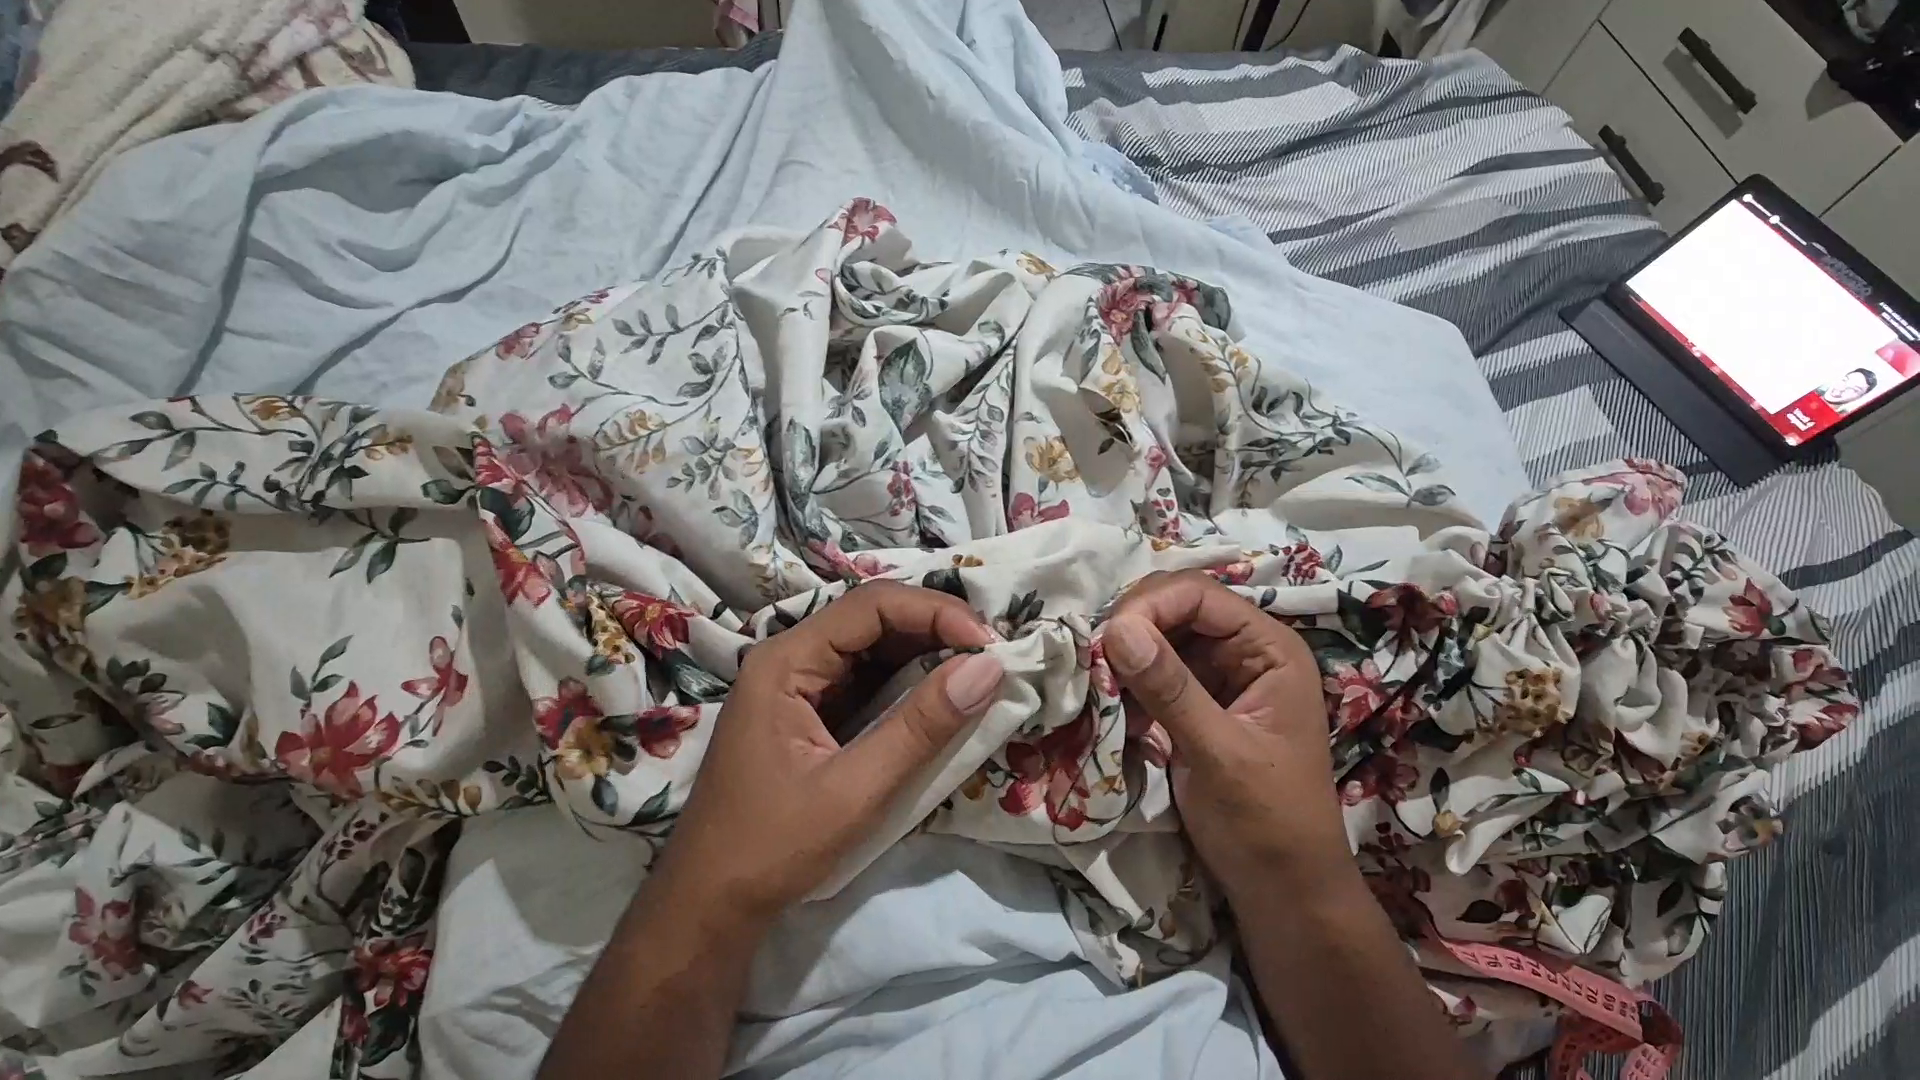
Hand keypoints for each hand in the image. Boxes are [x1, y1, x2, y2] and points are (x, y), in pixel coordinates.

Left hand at [648, 580, 1005, 927]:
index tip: (989, 645)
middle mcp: (790, 659)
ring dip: (927, 656)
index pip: (871, 606)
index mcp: (786, 662)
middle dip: (936, 630)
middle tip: (994, 658)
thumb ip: (921, 727)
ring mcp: (798, 686)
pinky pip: (866, 681)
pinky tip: (942, 699)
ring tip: (979, 674)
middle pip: (872, 619)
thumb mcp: (855, 790)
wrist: (709, 903)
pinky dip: (908, 685)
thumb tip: (989, 668)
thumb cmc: (772, 847)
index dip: (935, 613)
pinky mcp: (809, 713)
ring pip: (872, 648)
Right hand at [1101, 570, 1350, 897]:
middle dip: (1133, 628)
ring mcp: (1220, 676)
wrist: (1283, 892)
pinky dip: (1128, 684)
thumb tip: (1117, 628)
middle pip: (1176, 608)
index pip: (1200, 596)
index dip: (1149, 606)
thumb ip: (1170, 689)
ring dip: (1125, 658)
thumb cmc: (1267, 823)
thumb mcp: (1219, 754)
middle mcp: (1247, 651)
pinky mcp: (1196, 703)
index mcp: (1271, 649)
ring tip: (1100, 686)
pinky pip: (1153, 673)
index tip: (1105, 640)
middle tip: (1095, 662)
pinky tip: (1113, 708)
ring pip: (1159, 638)